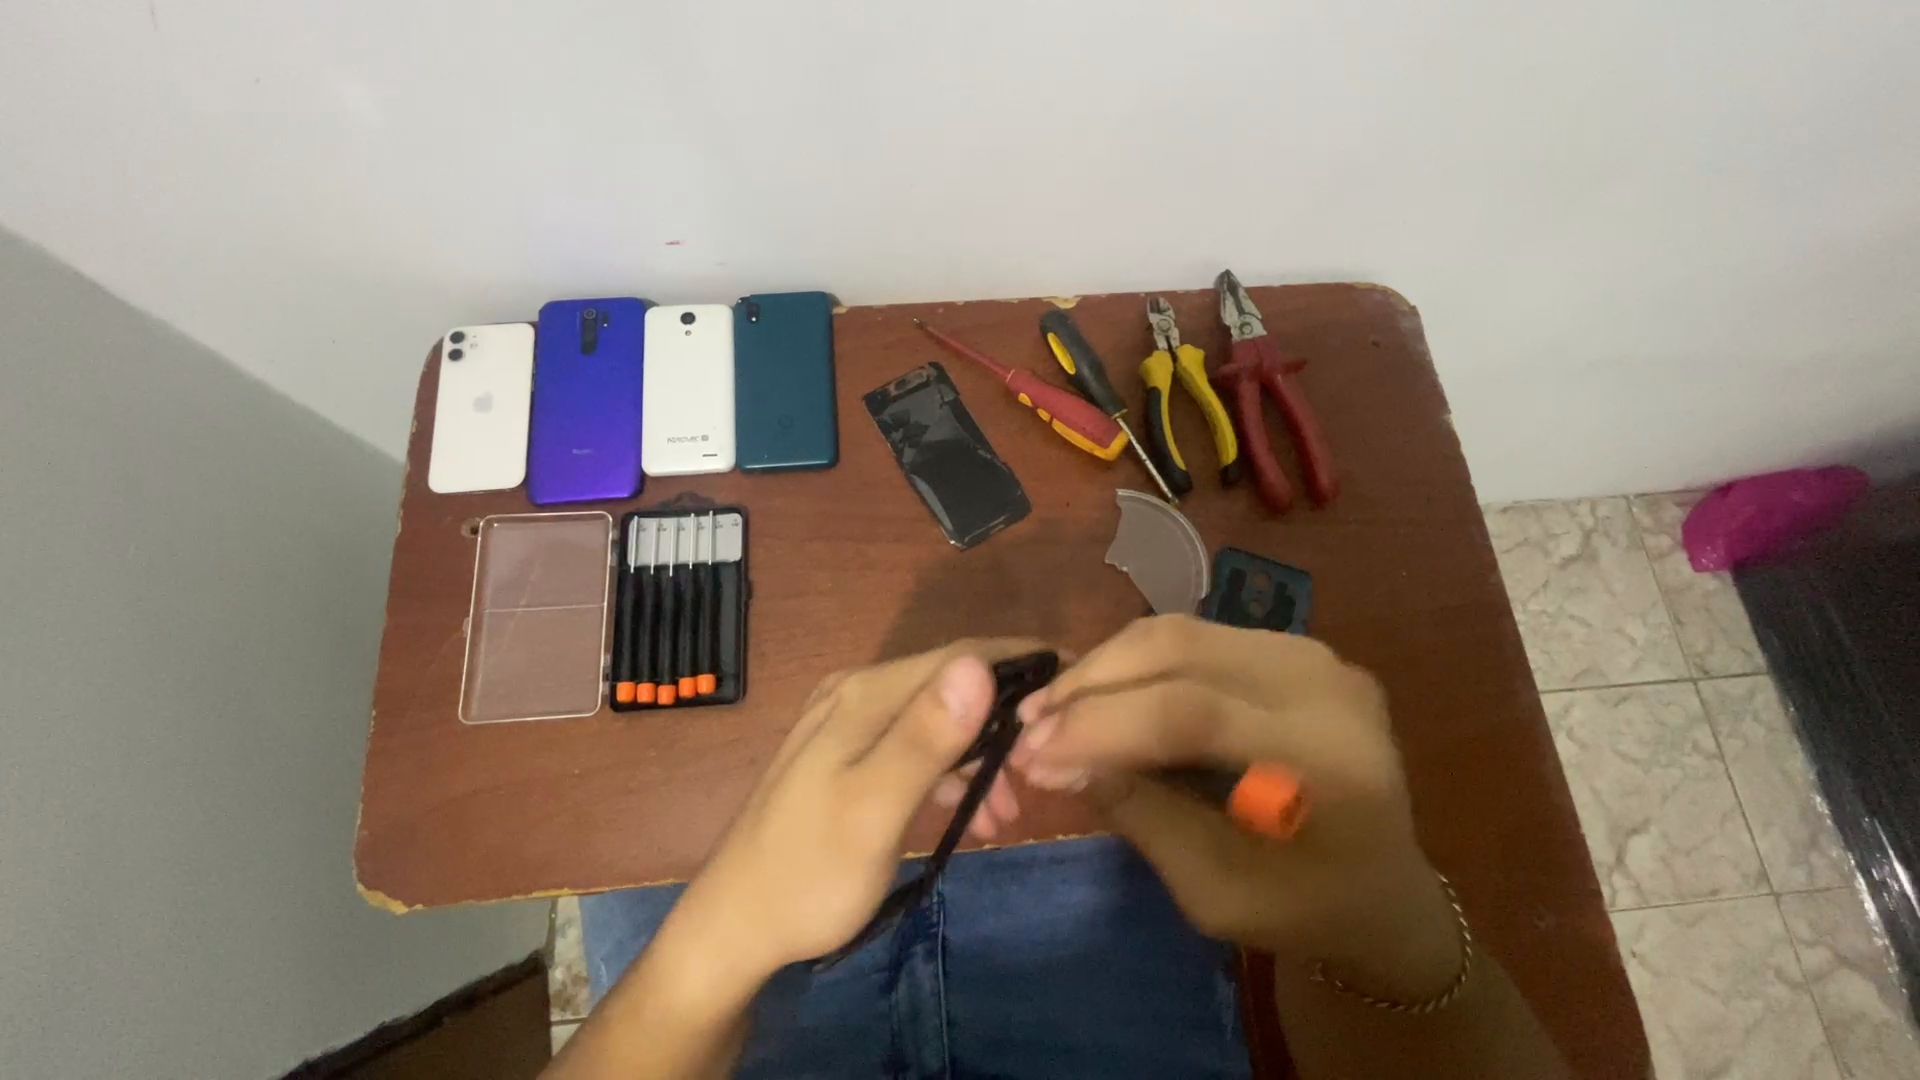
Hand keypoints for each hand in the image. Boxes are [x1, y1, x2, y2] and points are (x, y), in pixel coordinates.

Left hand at [658, 639, 1041, 982]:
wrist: (736, 927)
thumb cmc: (810, 874)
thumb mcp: (874, 809)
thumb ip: (926, 737)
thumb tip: (981, 664)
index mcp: (865, 694)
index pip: (960, 655)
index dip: (1019, 663)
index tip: (1073, 683)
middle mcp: (857, 694)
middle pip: (950, 687)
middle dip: (1003, 723)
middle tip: (1044, 771)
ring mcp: (849, 725)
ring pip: (936, 722)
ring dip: (979, 757)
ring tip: (1011, 810)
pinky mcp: (848, 757)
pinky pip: (914, 749)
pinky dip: (949, 775)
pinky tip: (973, 814)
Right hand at [1009, 616, 1461, 997]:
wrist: (1383, 889)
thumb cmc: (1302, 910)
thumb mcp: (1212, 891)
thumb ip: (1138, 812)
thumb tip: (1052, 755)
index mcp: (1325, 760)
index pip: (1192, 714)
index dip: (1100, 726)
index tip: (1030, 752)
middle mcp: (1323, 685)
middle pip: (1180, 650)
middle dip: (1091, 683)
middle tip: (1028, 722)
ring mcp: (1313, 655)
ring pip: (1178, 632)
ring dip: (1105, 666)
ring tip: (1053, 707)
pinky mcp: (1293, 647)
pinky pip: (1194, 637)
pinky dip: (1135, 663)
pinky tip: (1101, 693)